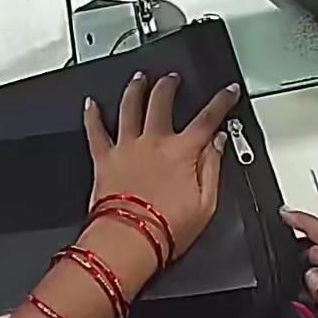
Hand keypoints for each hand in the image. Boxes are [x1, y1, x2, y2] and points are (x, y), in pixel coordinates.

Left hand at [84, 72, 238, 258]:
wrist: (129, 239)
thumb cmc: (166, 228)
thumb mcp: (206, 203)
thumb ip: (213, 167)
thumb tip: (218, 143)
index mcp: (181, 152)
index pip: (207, 119)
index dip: (221, 102)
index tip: (228, 92)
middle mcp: (152, 142)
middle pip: (161, 102)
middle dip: (169, 85)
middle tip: (172, 79)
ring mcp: (126, 147)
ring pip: (129, 107)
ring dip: (135, 89)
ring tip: (139, 78)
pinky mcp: (104, 159)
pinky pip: (95, 131)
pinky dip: (92, 116)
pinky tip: (90, 104)